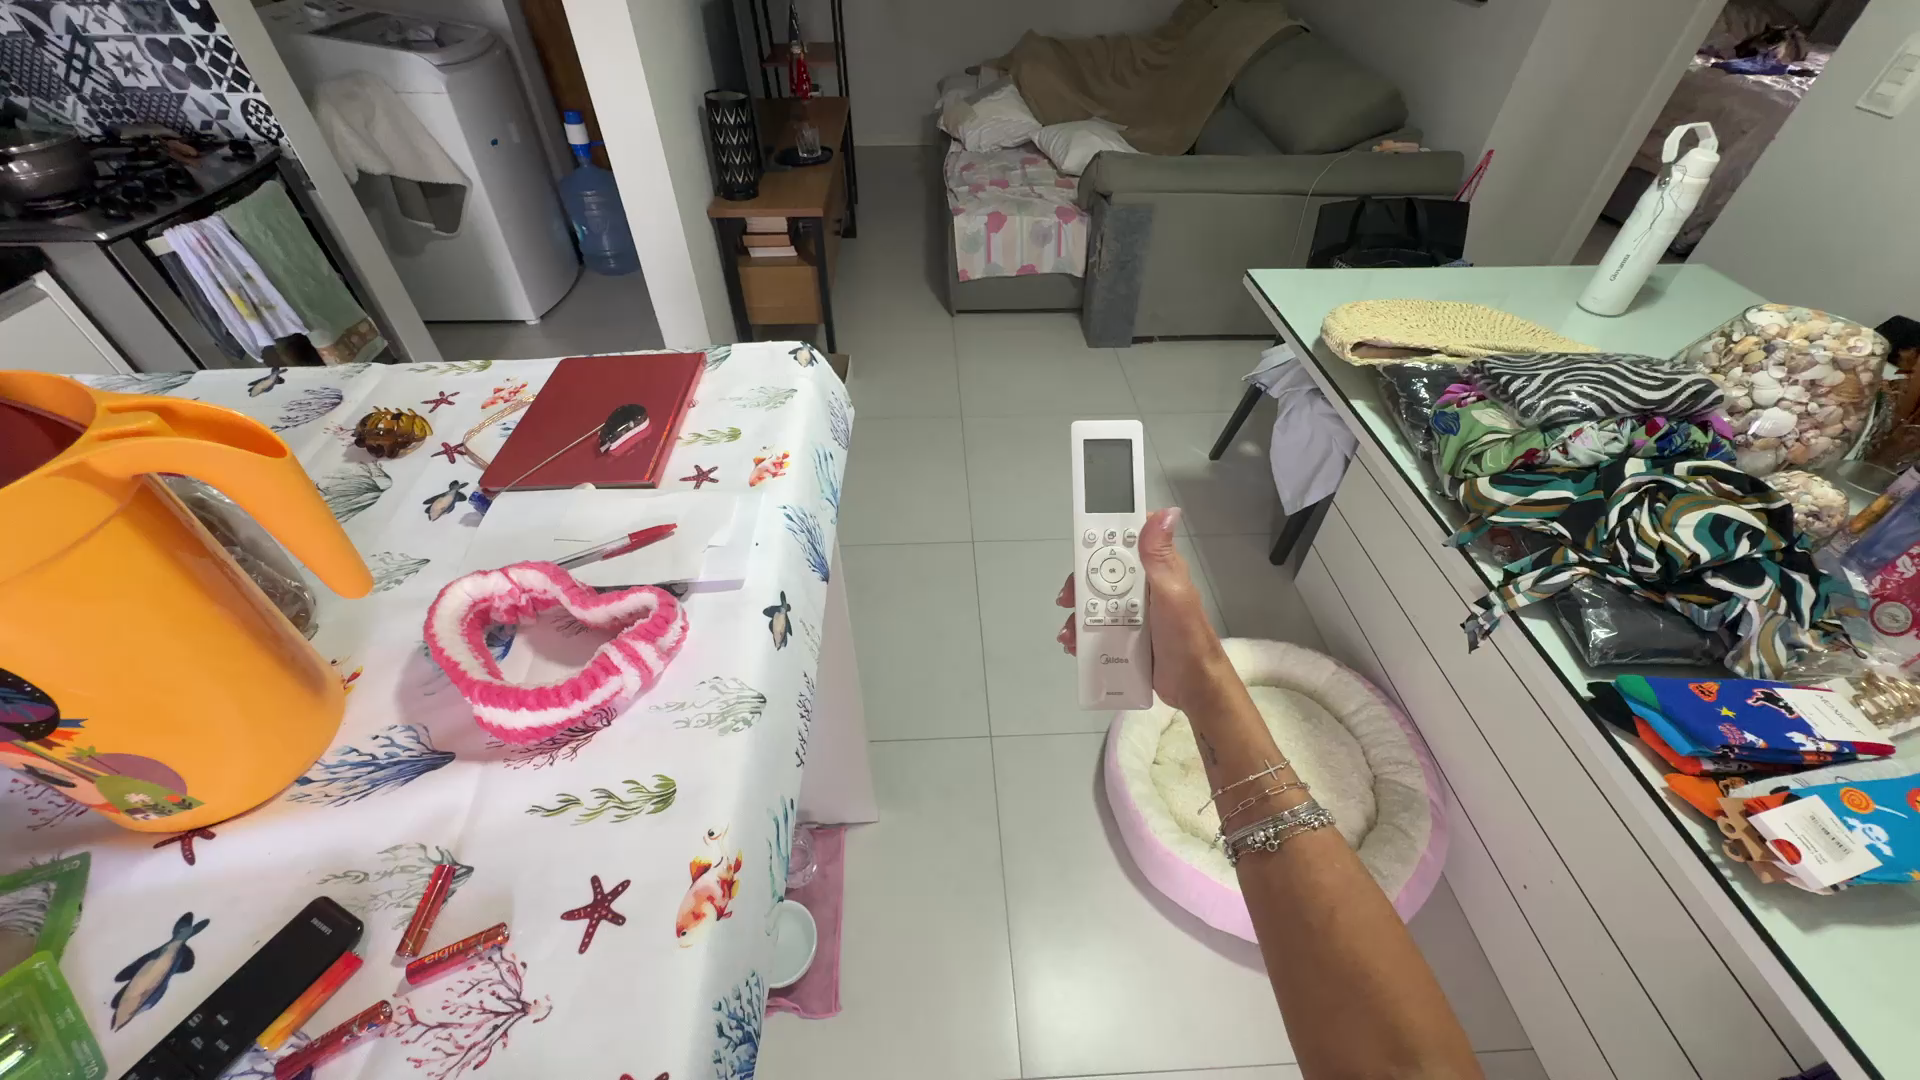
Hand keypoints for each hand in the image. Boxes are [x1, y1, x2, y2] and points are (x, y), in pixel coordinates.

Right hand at [1056, 507, 1230, 712]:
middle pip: (1103, 573)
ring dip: (1077, 614)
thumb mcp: (1172, 593)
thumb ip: (1160, 556)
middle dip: (1080, 583)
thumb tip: (1167, 512)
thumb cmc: (1186, 637)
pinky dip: (1082, 635)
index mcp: (1157, 569)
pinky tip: (1075, 645)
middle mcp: (1143, 587)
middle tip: (1066, 598)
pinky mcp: (1126, 636)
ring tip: (1069, 633)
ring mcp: (1133, 612)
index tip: (1085, 542)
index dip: (1106, 536)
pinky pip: (1097, 628)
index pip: (1130, 540)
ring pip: (1096, 602)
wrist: (1192, 687)